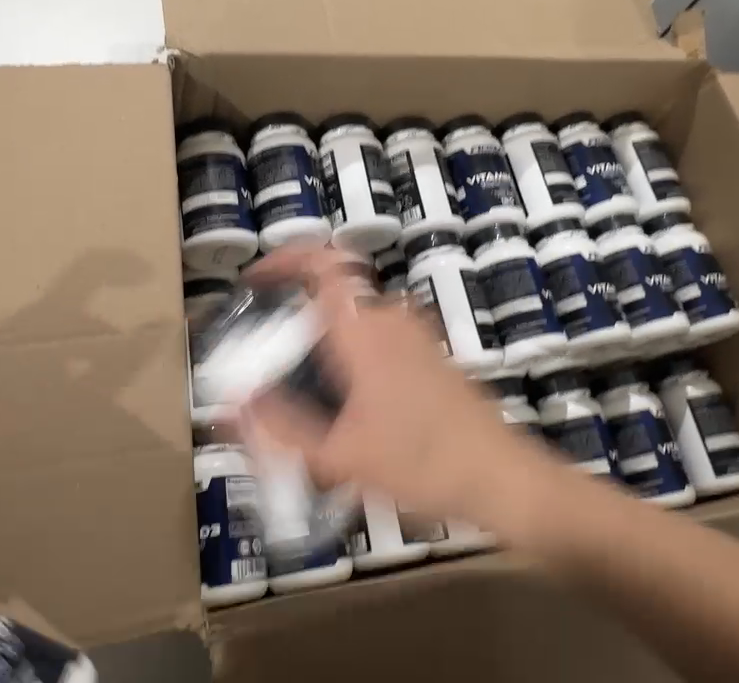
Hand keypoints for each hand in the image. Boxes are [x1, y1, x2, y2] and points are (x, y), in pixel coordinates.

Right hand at [243, 247, 556, 526]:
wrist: (503, 479)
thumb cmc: (423, 463)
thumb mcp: (341, 457)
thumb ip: (282, 429)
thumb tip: (235, 407)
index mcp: (366, 328)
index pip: (324, 263)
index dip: (286, 259)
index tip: (254, 281)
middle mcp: (391, 320)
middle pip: (333, 297)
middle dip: (294, 320)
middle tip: (264, 358)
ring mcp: (416, 337)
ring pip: (355, 322)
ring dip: (322, 344)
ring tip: (297, 390)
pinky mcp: (430, 358)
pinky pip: (376, 340)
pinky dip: (348, 358)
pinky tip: (342, 409)